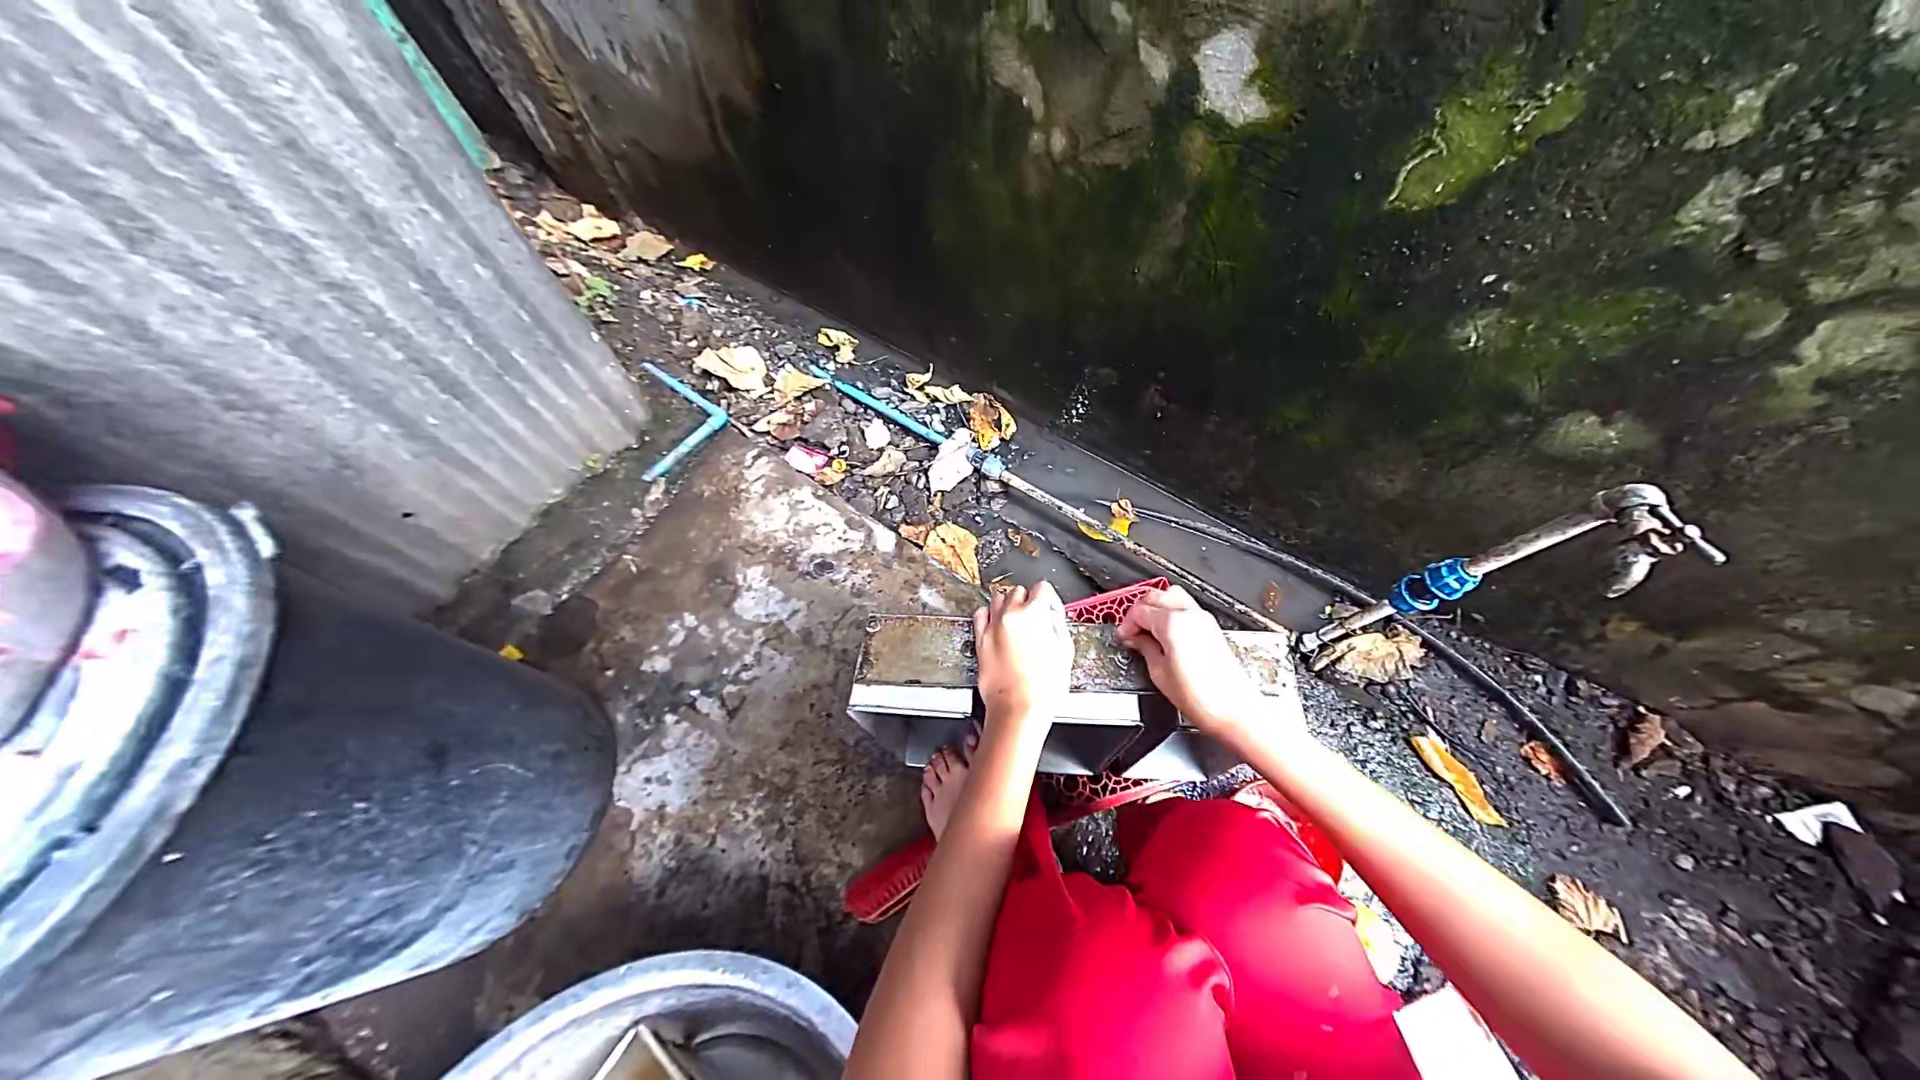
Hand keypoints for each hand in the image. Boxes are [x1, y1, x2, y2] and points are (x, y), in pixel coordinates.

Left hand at [973, 582, 1070, 740]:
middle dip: (1027, 602)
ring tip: (1016, 624)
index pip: (1042, 588)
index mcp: (1035, 614)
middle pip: (1019, 591)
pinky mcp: (980, 638)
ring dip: (1008, 607)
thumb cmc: (1043, 688)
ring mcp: (993, 626)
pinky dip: (989, 615)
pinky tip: (998, 625)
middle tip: (1033, 620)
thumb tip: (1052, 611)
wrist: (1019, 710)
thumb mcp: (1065, 650)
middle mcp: (1011, 614)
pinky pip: (981, 614)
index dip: (1047, 599)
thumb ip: (1058, 622)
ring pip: (999, 599)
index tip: (1047, 607)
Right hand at [1116, 586, 1268, 737]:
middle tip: (1131, 630)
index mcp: (1172, 623)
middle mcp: (1190, 615)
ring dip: (1156, 606)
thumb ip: (1145, 648)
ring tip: (1146, 627)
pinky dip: (1171, 611)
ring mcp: (1203, 619)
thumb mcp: (1159, 673)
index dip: (1126, 623)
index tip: (1123, 635)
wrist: (1234, 710)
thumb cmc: (1202, 697)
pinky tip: (1164, 631)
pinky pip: (1186, 606)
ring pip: (1172, 595)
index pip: (1140, 611)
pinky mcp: (1211, 627)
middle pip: (1156, 596)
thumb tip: (1136, 639)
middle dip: (1138, 611)